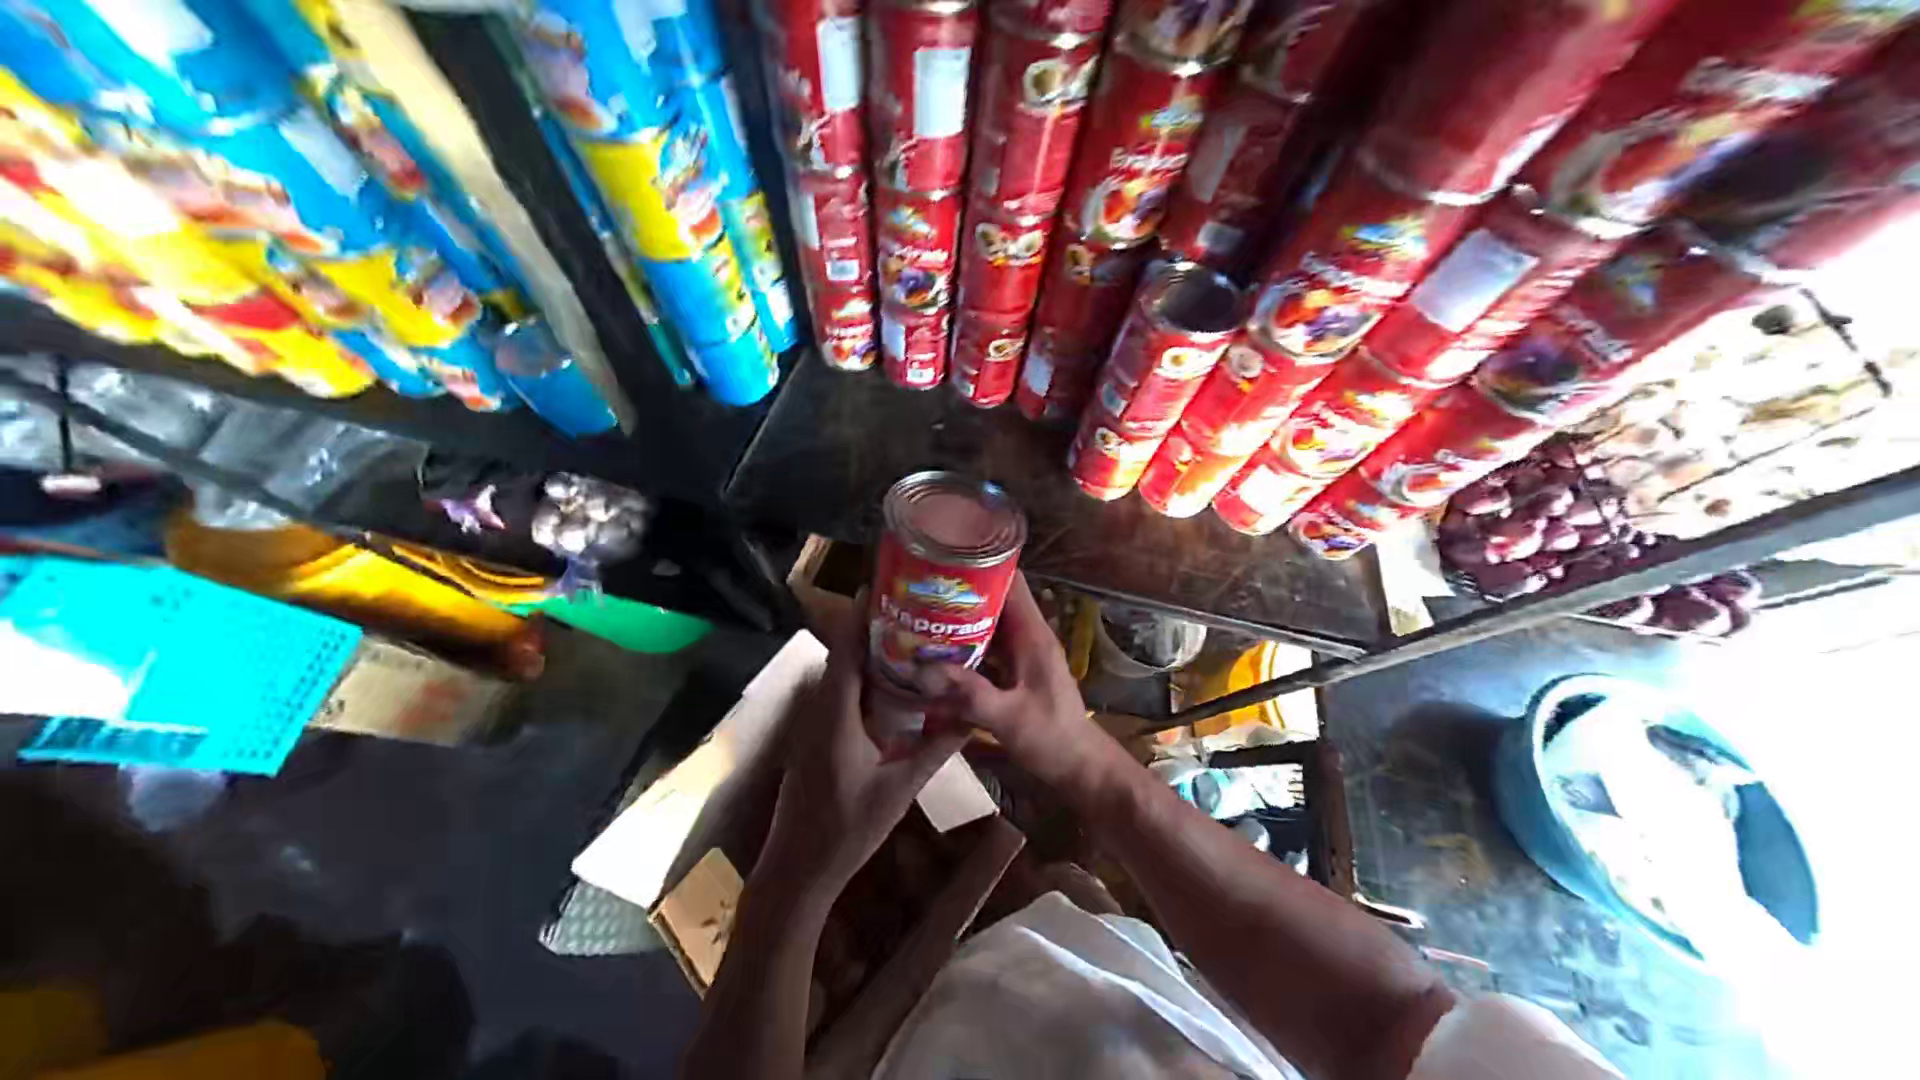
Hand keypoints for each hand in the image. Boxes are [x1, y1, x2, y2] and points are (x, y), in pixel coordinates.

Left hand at [758, 599, 968, 898]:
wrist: (798, 867)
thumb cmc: (847, 828)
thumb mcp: (899, 789)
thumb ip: (935, 750)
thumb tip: (970, 716)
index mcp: (836, 714)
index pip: (844, 649)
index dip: (859, 616)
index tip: (885, 588)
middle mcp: (819, 710)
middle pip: (843, 656)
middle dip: (872, 631)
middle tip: (914, 613)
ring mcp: (812, 725)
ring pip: (840, 677)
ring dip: (867, 656)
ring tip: (909, 641)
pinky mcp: (815, 738)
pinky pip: (838, 696)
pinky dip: (862, 682)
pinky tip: (890, 689)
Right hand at [915, 574, 1129, 802]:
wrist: (1079, 767)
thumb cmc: (1051, 738)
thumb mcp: (1009, 717)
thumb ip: (969, 693)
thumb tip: (924, 669)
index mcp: (1032, 636)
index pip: (1012, 582)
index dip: (983, 565)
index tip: (946, 560)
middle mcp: (1027, 637)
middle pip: (994, 601)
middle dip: (960, 594)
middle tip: (918, 592)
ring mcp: (1021, 655)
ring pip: (988, 625)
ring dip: (958, 622)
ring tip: (918, 617)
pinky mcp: (1014, 673)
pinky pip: (987, 650)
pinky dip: (964, 648)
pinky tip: (934, 654)